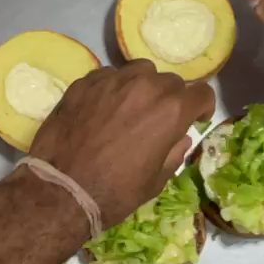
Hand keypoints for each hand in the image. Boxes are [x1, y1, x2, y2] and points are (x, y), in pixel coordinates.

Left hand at [29, 60, 215, 228]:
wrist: (62, 190)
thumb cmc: (115, 193)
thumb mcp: (156, 181)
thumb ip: (174, 153)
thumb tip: (180, 139)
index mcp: (170, 111)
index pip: (201, 93)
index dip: (202, 107)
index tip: (195, 119)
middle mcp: (145, 87)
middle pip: (171, 81)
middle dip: (172, 99)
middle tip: (160, 120)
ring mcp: (112, 80)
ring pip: (140, 71)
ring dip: (144, 87)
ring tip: (132, 108)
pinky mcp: (84, 83)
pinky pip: (109, 76)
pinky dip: (114, 88)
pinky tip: (104, 109)